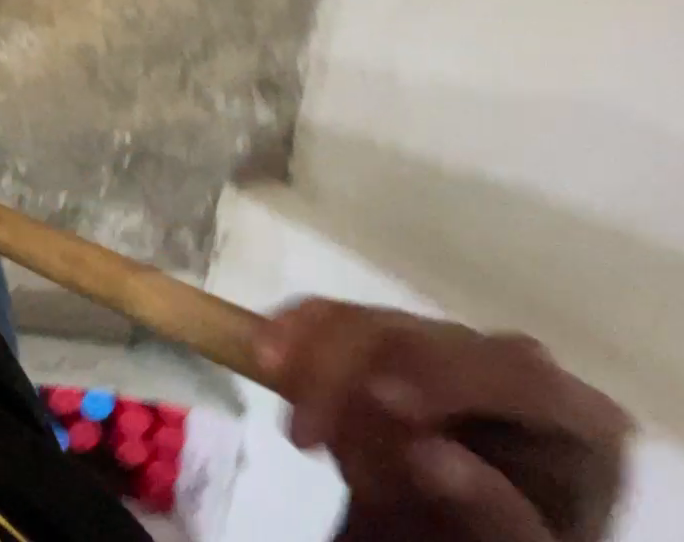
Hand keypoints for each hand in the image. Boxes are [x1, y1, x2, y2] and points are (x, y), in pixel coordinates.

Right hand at [257, 300, 631, 541]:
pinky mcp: (377, 333)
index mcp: (571, 414)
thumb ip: (490, 510)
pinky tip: (264, 356)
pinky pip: (327, 316)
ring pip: (361, 322)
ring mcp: (436, 341)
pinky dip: (291, 332)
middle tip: (302, 439)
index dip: (443, 375)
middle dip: (348, 378)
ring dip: (310, 363)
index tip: (378, 397)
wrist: (444, 527)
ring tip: (295, 431)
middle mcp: (504, 360)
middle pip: (420, 339)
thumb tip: (428, 455)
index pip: (517, 375)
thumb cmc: (491, 538)